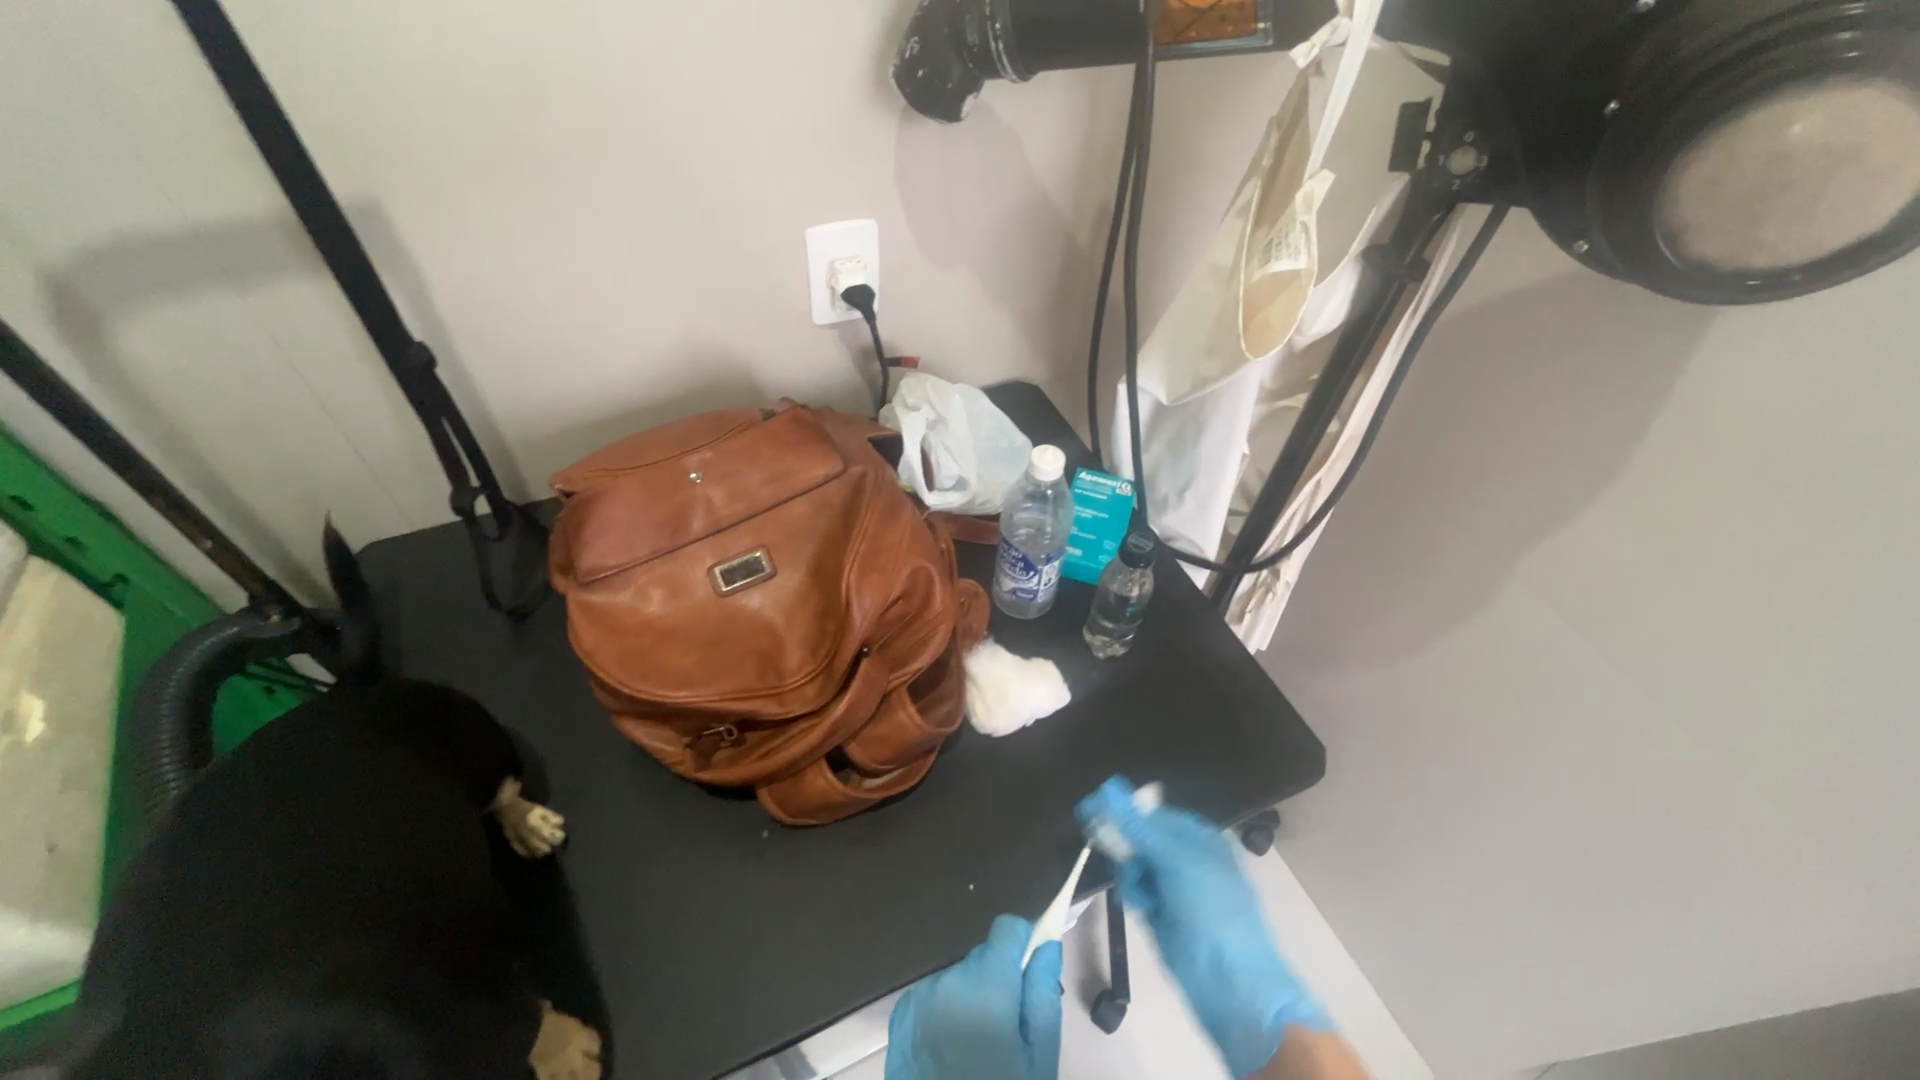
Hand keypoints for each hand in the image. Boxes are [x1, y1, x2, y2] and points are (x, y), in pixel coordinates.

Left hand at [887, 915, 1063, 1079]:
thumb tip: (1047, 945)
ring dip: (974, 997)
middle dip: (1001, 980)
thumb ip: (1043, 995)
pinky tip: (953, 1052)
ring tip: (979, 1048)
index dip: (1025, 943)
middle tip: (1010, 1031)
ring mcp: (918, 997)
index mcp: (985, 987)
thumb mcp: (1039, 1057)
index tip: (1033, 972)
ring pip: (961, 977)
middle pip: (985, 957)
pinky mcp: (900, 1015)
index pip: (1007, 928)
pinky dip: (948, 1012)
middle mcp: (947, 981)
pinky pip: (936, 996)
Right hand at [1078, 777, 1329, 1077]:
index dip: (1124, 809)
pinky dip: (1134, 895)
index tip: (1092, 808)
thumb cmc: (1212, 913)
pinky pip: (1138, 890)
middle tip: (1110, 849)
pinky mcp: (1162, 915)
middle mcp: (1188, 859)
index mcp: (1201, 838)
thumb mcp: (1176, 862)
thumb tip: (1108, 787)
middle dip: (1127, 845)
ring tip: (1142, 897)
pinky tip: (1142, 909)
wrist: (1233, 986)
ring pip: (1135, 864)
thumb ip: (1139, 827)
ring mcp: (1175, 889)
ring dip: (1131, 874)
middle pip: (1141, 837)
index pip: (1154, 812)